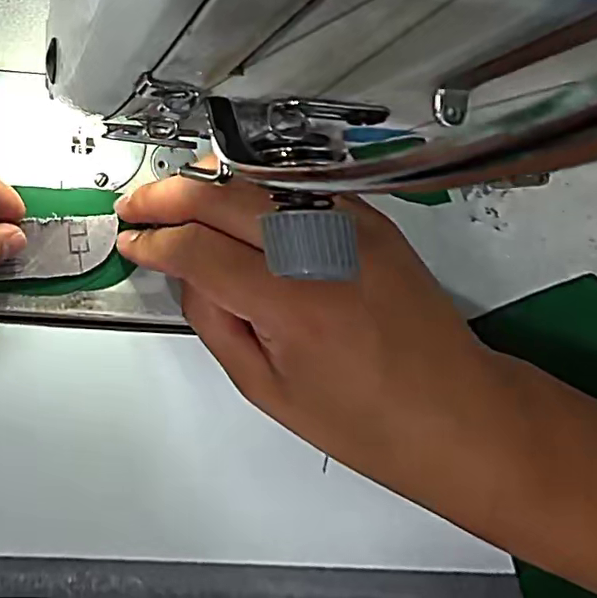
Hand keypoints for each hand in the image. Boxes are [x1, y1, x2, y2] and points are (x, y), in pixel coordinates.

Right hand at [115, 173, 508, 489]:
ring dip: (198, 184)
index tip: (133, 242)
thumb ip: (212, 319)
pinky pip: (286, 184)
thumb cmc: (375, 420)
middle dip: (161, 197)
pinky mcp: (363, 214)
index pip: (194, 248)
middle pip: (214, 196)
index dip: (151, 241)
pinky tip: (223, 199)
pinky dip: (245, 185)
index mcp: (293, 303)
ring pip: (247, 177)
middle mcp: (321, 249)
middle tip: (135, 208)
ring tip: (168, 200)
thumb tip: (183, 271)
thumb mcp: (267, 387)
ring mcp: (346, 223)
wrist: (463, 413)